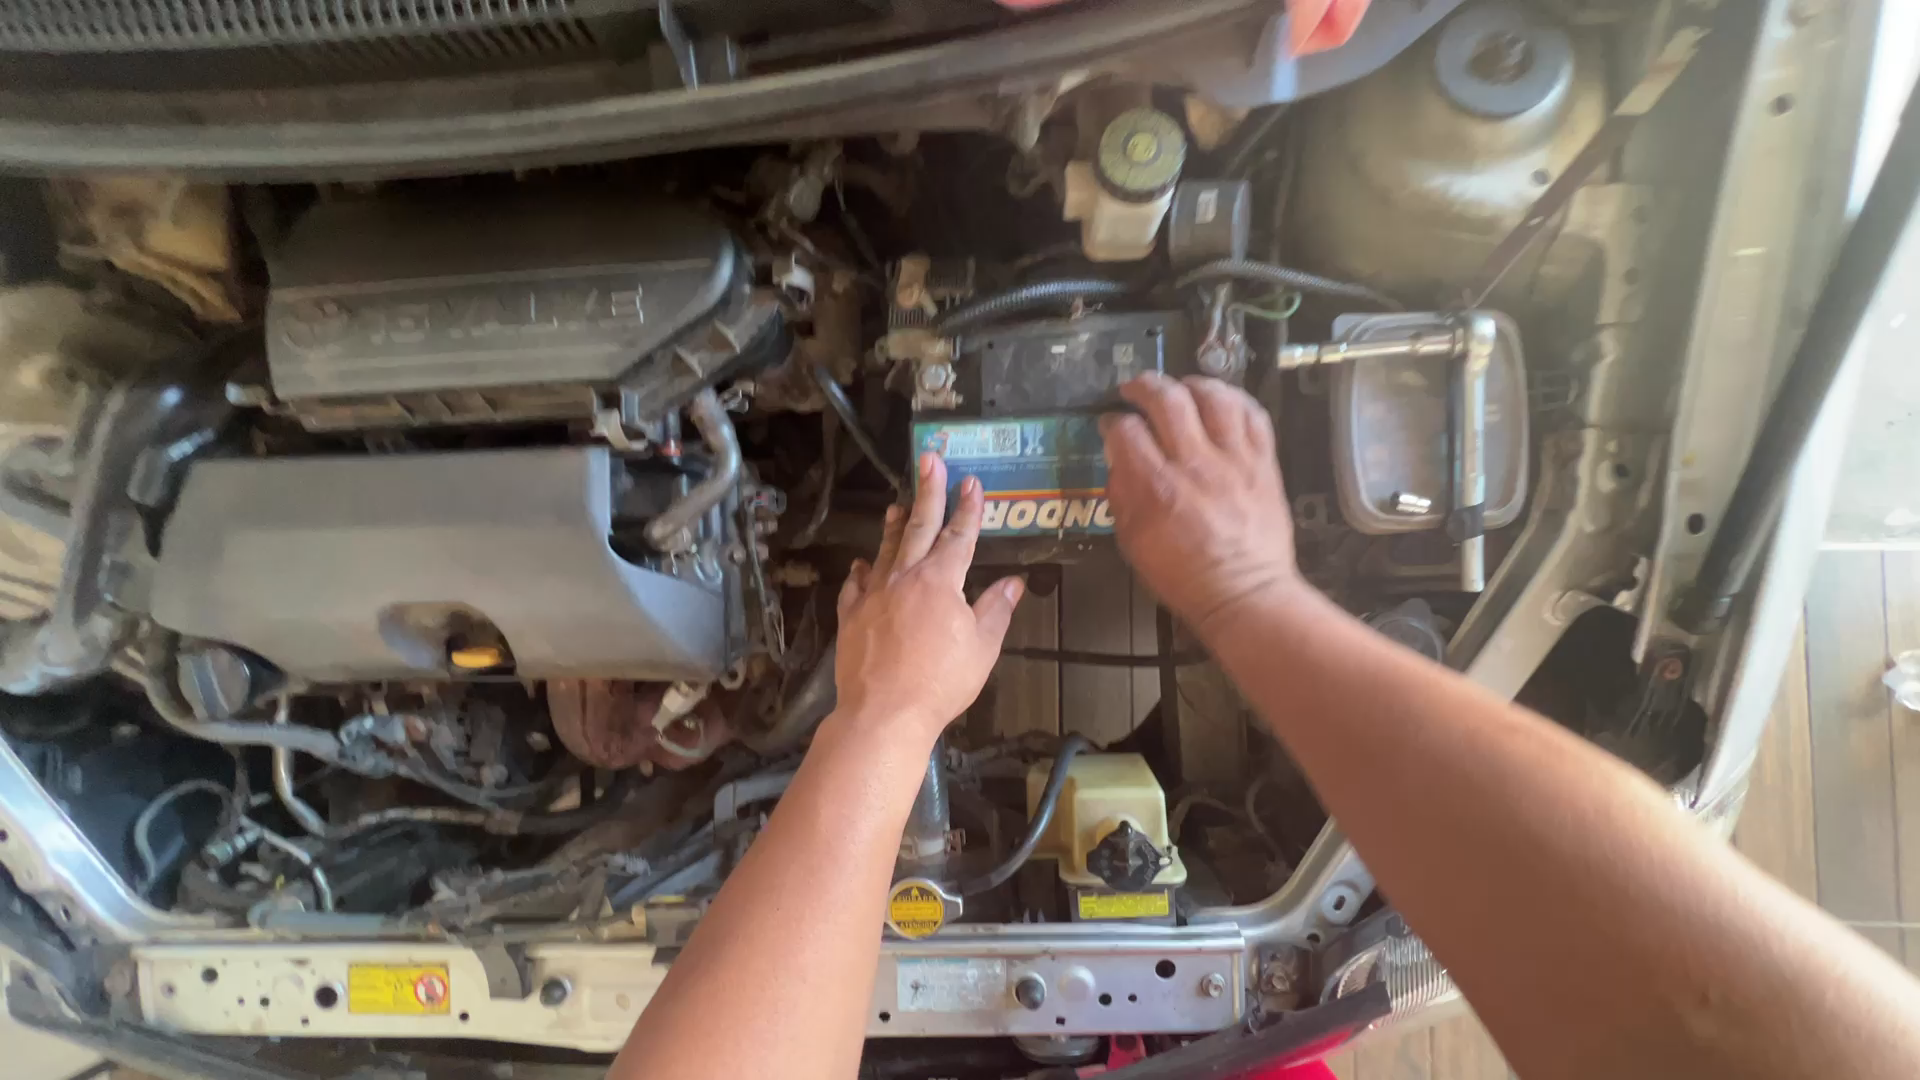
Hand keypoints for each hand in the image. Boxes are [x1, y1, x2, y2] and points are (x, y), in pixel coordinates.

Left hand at [834, 452, 1025, 740]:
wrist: (885, 711)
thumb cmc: (941, 681)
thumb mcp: (982, 647)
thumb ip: (996, 610)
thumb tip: (1014, 582)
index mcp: (940, 581)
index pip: (959, 536)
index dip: (968, 508)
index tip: (971, 482)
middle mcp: (904, 578)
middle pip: (919, 528)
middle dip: (928, 492)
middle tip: (928, 460)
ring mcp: (873, 595)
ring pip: (885, 550)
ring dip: (895, 526)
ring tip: (898, 505)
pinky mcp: (851, 616)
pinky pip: (855, 585)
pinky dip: (861, 571)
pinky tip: (861, 564)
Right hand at [1101, 373, 1305, 640]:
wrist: (1244, 593)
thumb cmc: (1181, 575)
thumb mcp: (1132, 542)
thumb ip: (1122, 496)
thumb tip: (1119, 461)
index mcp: (1156, 488)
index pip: (1126, 432)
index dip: (1112, 422)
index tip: (1110, 425)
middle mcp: (1195, 464)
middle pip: (1167, 400)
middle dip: (1143, 386)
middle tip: (1133, 390)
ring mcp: (1235, 460)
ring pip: (1214, 397)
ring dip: (1190, 384)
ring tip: (1179, 388)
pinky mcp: (1264, 463)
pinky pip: (1253, 415)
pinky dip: (1233, 400)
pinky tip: (1218, 402)